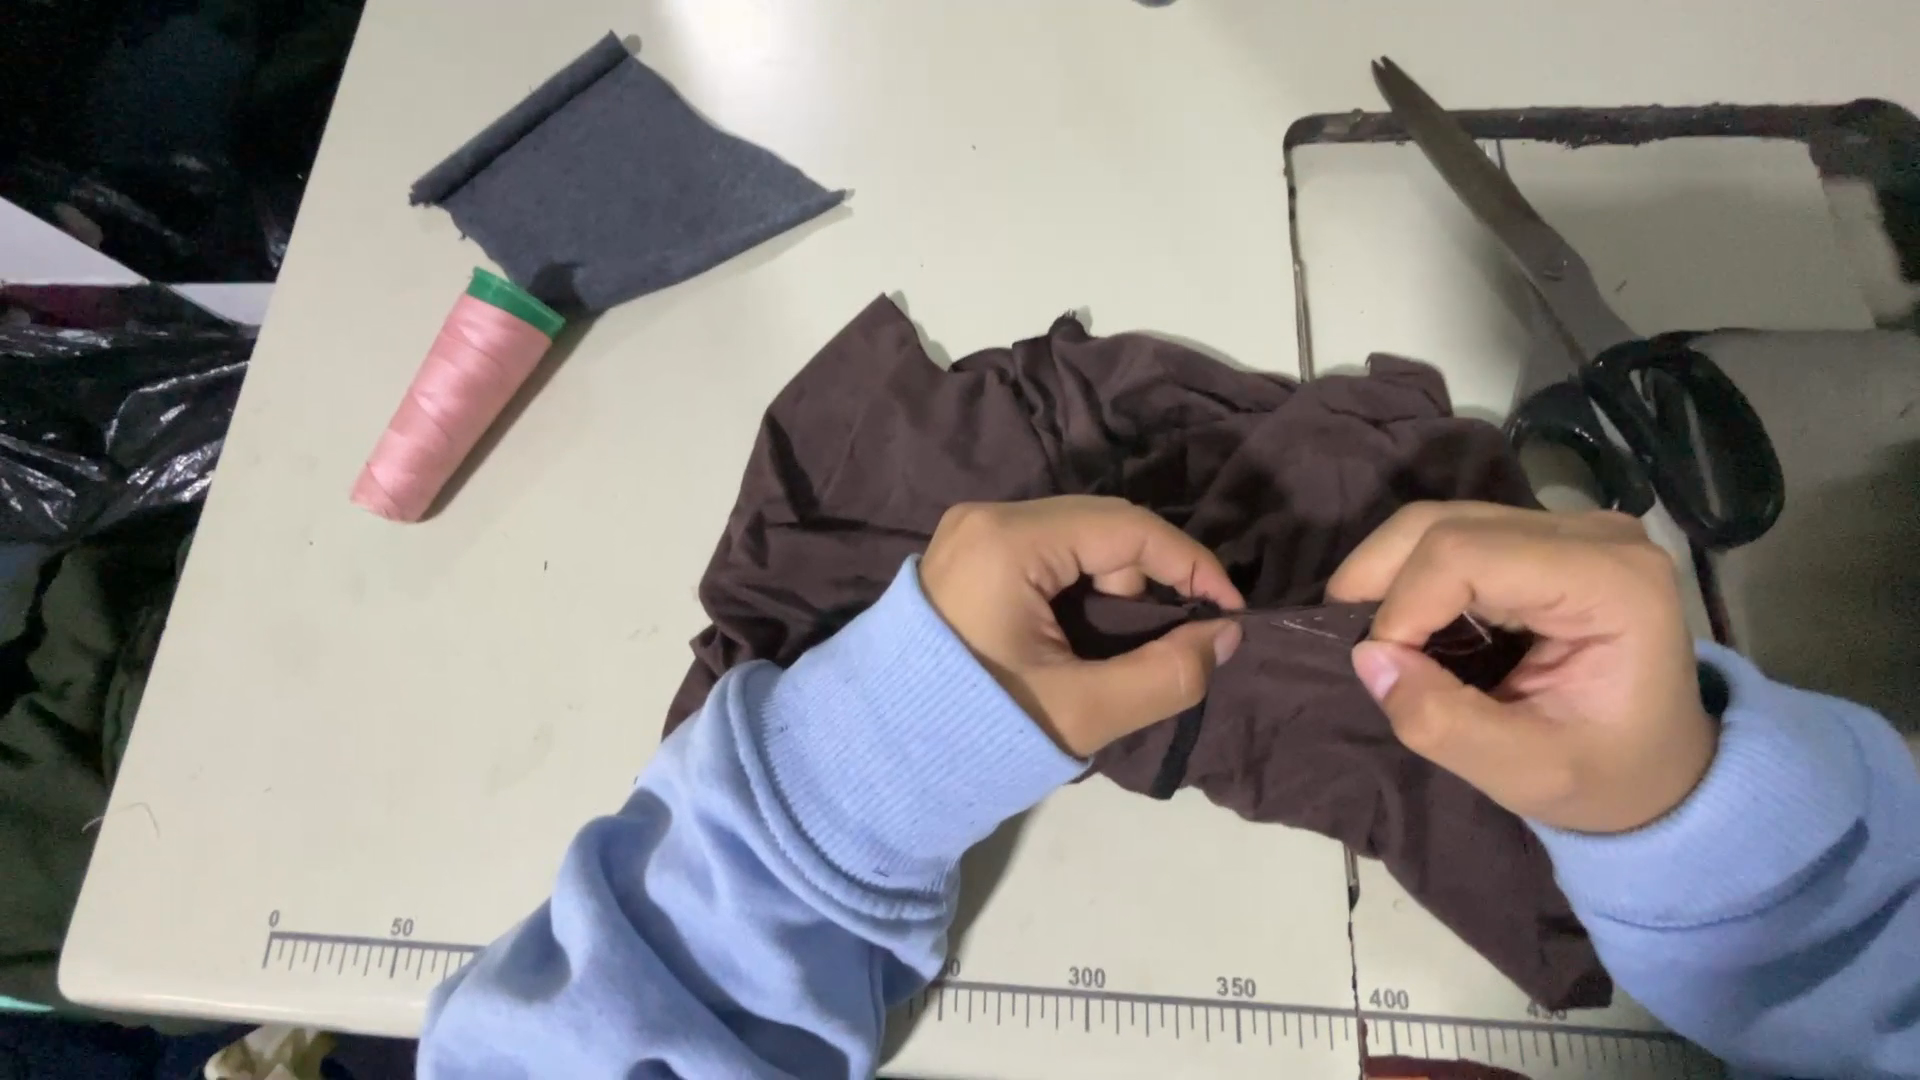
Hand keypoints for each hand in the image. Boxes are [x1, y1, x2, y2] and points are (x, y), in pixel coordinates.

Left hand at [918, 496, 1244, 756]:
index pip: (1126, 528)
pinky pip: (1047, 551)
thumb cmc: (980, 729)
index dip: (1190, 564)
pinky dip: (1078, 585)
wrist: (882, 751)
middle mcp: (986, 518)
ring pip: (1076, 538)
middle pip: (1101, 526)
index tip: (1230, 610)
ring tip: (1098, 648)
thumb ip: (1167, 674)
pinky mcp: (968, 552)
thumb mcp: (1083, 711)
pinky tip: (1073, 633)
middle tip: (1155, 638)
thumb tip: (1226, 635)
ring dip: (1111, 585)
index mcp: (1007, 542)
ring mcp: (972, 532)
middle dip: (1145, 579)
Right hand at [1327, 502, 1713, 833]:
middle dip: (1377, 579)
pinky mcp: (1535, 537)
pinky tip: (1404, 616)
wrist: (1656, 767)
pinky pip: (1443, 533)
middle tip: (1359, 641)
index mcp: (1610, 583)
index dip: (1404, 605)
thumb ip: (1443, 723)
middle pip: (1439, 524)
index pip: (1462, 554)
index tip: (1389, 666)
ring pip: (1431, 521)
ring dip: (1384, 574)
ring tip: (1376, 630)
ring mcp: (1562, 529)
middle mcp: (1591, 536)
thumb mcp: (1525, 774)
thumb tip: (1368, 658)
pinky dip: (1404, 572)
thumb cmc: (1603, 774)